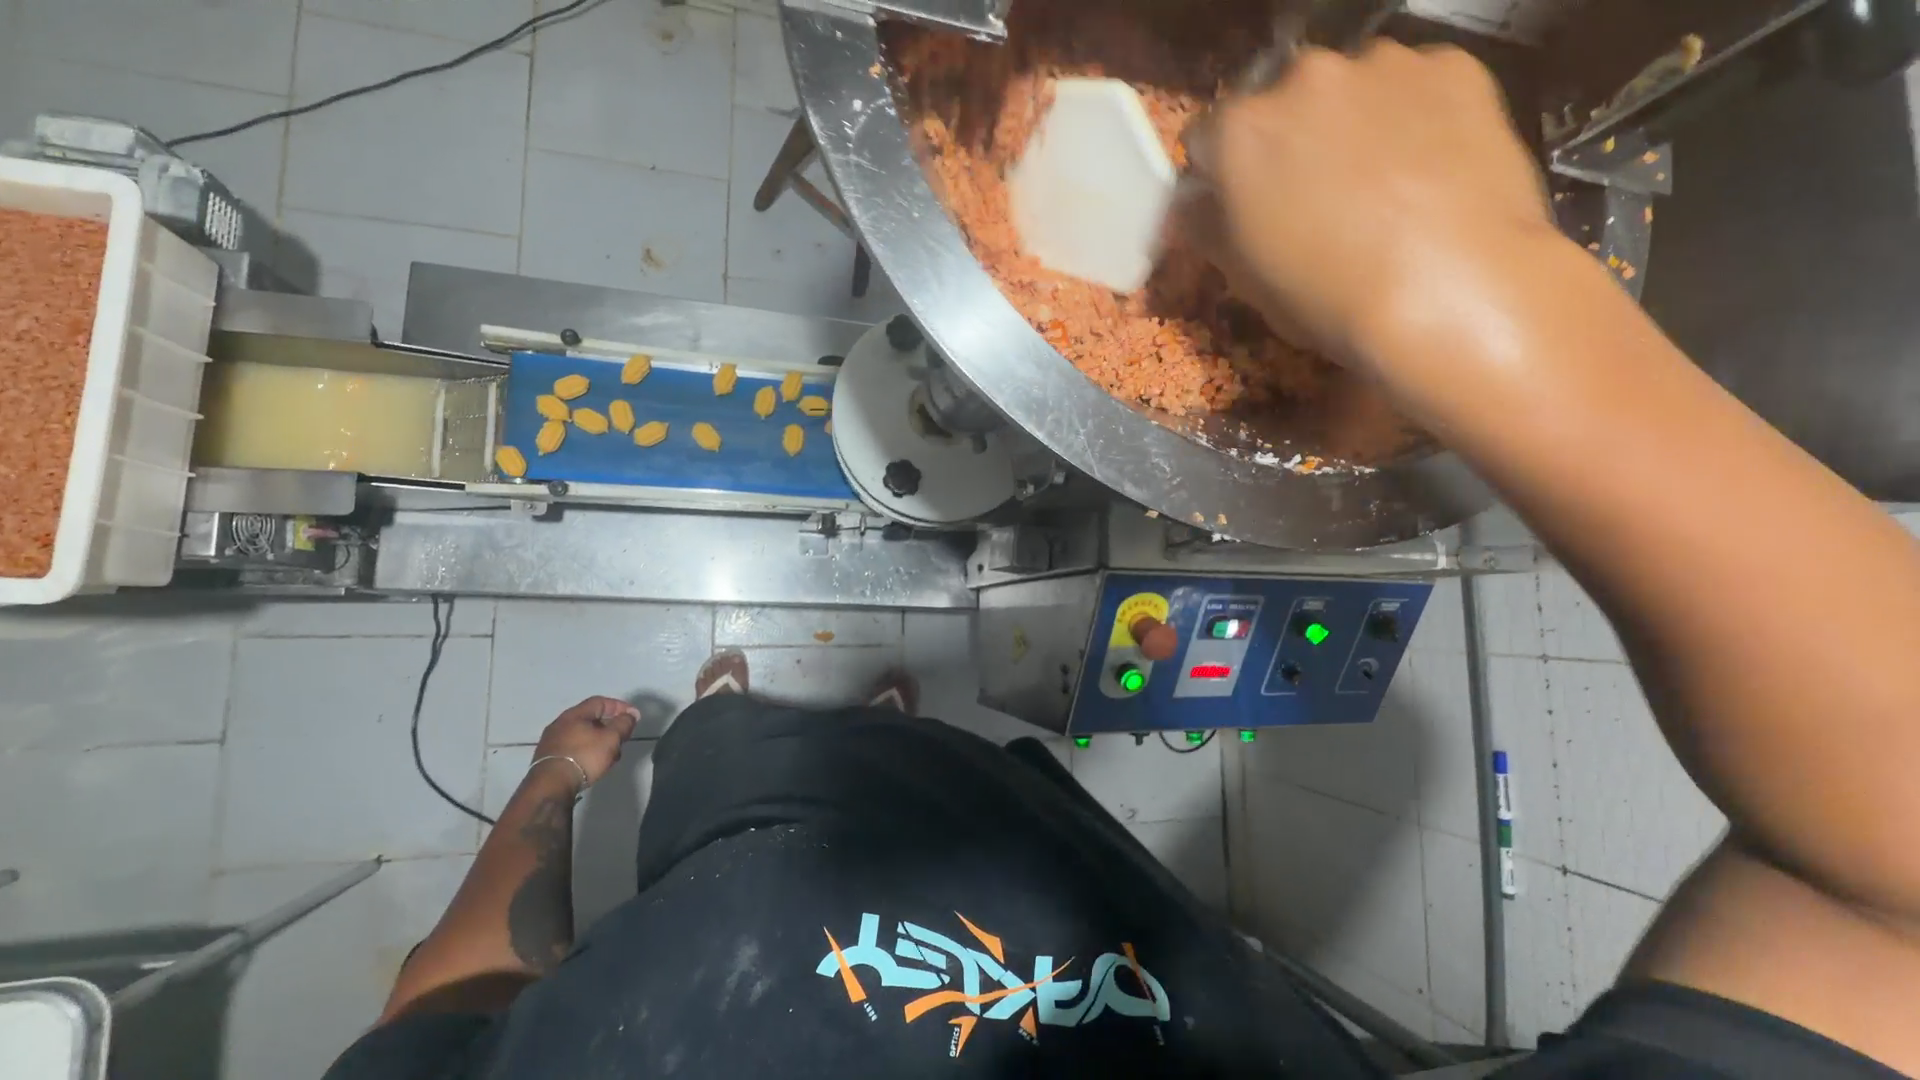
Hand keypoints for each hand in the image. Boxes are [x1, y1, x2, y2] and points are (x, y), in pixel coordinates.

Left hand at [531, 696, 639, 789]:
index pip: (601, 702)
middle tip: (623, 738)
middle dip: (611, 727)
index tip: (634, 718)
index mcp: (575, 714)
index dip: (620, 707)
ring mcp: (551, 741)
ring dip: (600, 742)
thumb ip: (623, 724)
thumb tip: (630, 715)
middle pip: (591, 719)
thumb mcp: (611, 738)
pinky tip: (594, 764)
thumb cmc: (584, 757)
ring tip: (611, 755)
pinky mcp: (548, 758)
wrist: (551, 785)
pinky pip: (574, 748)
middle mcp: (560, 723)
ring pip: (583, 735)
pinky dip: (587, 752)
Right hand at [1181, 42, 1557, 380]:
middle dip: (1289, 140)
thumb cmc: (1329, 299)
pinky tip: (1428, 170)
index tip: (1242, 204)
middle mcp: (1303, 77)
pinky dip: (1414, 118)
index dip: (1221, 174)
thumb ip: (1210, 228)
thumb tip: (1194, 206)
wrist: (1454, 294)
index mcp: (1240, 131)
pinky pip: (1416, 88)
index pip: (1207, 137)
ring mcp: (1383, 64)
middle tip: (1315, 195)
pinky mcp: (1453, 66)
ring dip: (1351, 123)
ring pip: (1350, 90)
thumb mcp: (1246, 278)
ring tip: (1382, 184)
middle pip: (1280, 103)